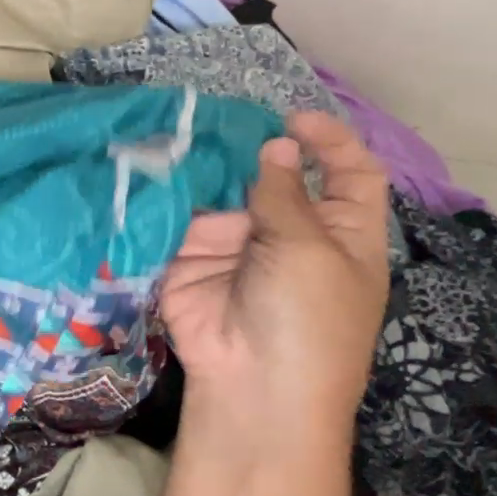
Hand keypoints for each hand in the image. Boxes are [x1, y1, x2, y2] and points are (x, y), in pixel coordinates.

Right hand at [159, 111, 389, 443]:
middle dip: (247, 148)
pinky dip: (162, 192)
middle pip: (272, 175)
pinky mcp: (184, 251)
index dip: (329, 144)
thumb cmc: (306, 318)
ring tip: (173, 133)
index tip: (292, 118)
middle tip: (212, 121)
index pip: (348, 176)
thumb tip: (276, 144)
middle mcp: (286, 230)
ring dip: (199, 167)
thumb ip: (283, 195)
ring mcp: (232, 240)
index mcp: (341, 233)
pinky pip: (174, 214)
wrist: (249, 377)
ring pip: (216, 190)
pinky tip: (147, 164)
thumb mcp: (309, 251)